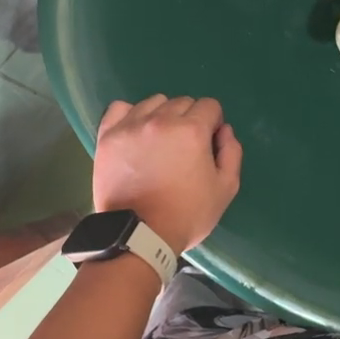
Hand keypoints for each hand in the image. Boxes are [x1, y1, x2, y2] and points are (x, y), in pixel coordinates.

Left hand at [91, 95, 242, 250]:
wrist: (139, 235)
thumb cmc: (186, 214)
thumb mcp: (225, 189)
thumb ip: (231, 153)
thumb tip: (224, 130)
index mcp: (192, 130)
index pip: (209, 106)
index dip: (213, 123)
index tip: (207, 143)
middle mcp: (161, 120)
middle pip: (182, 103)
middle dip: (189, 119)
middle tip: (184, 148)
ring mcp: (131, 126)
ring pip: (153, 102)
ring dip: (162, 115)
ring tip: (159, 141)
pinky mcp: (108, 136)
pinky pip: (120, 108)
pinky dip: (131, 115)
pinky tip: (136, 132)